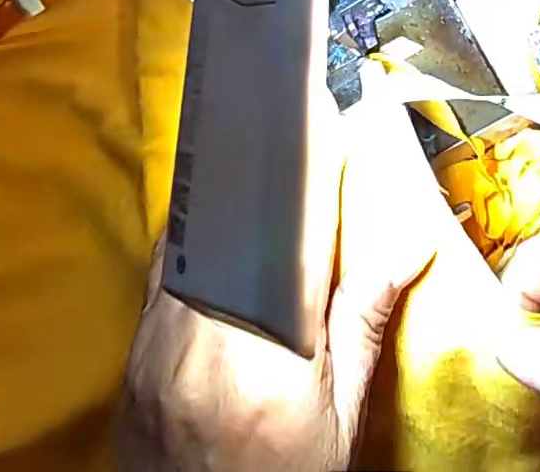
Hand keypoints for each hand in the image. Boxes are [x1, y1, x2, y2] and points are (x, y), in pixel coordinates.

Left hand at [118, 104, 442, 470]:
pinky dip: (191, 242)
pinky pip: (162, 267)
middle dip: (254, 178)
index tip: (310, 123)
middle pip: (225, 222)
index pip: (281, 235)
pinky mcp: (132, 346)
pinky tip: (216, 239)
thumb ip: (363, 320)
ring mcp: (154, 339)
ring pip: (188, 238)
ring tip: (251, 180)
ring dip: (222, 207)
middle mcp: (196, 336)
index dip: (297, 174)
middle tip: (277, 133)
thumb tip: (407, 244)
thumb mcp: (340, 416)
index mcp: (261, 355)